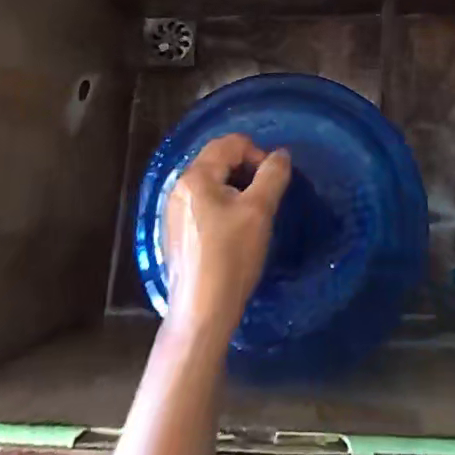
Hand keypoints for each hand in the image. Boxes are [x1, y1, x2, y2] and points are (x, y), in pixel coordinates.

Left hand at [163, 134, 291, 343]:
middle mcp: (178, 188)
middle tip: (268, 195)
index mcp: (195, 177)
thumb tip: (281, 155)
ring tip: (255, 214)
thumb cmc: (232, 256)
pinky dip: (223, 206)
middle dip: (247, 170)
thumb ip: (272, 176)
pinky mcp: (177, 232)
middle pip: (217, 161)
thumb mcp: (259, 211)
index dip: (257, 153)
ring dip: (237, 188)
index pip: (229, 144)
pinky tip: (235, 232)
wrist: (202, 311)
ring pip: (211, 184)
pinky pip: (203, 205)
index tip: (274, 180)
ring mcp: (174, 212)